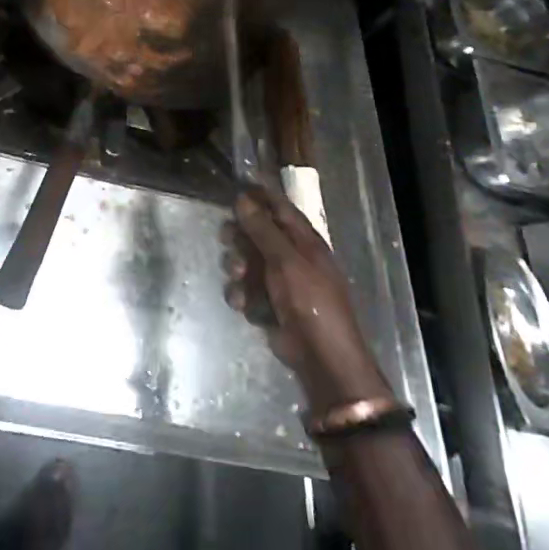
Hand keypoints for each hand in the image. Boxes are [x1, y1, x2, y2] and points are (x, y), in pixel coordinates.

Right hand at [222, 186, 390, 410]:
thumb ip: (263, 230)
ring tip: (239, 280)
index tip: (234, 190)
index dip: (258, 196)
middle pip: (258, 234)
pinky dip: (242, 295)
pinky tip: (244, 305)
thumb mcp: (286, 261)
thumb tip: (243, 198)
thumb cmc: (310, 302)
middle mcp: (293, 256)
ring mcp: (281, 282)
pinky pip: (247, 290)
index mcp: (305, 240)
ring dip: (238, 269)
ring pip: (248, 262)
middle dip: (240, 237)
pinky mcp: (270, 305)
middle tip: (226, 240)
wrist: (322, 359)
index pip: (280, 207)